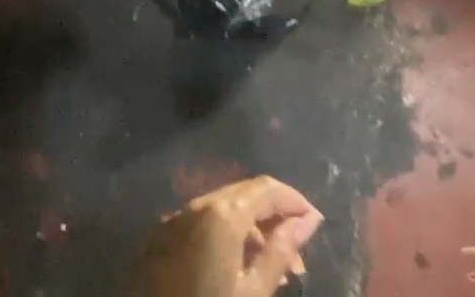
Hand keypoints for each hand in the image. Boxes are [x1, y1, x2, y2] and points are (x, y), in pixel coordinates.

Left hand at [129, 176, 323, 296]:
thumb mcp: (252, 294)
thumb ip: (280, 252)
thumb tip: (307, 221)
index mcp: (221, 214)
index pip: (266, 188)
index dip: (295, 201)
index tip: (315, 223)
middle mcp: (195, 206)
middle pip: (243, 195)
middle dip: (273, 217)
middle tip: (298, 254)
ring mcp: (172, 220)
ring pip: (221, 210)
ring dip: (249, 229)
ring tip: (271, 268)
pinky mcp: (158, 238)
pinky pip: (199, 224)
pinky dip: (223, 236)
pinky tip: (235, 267)